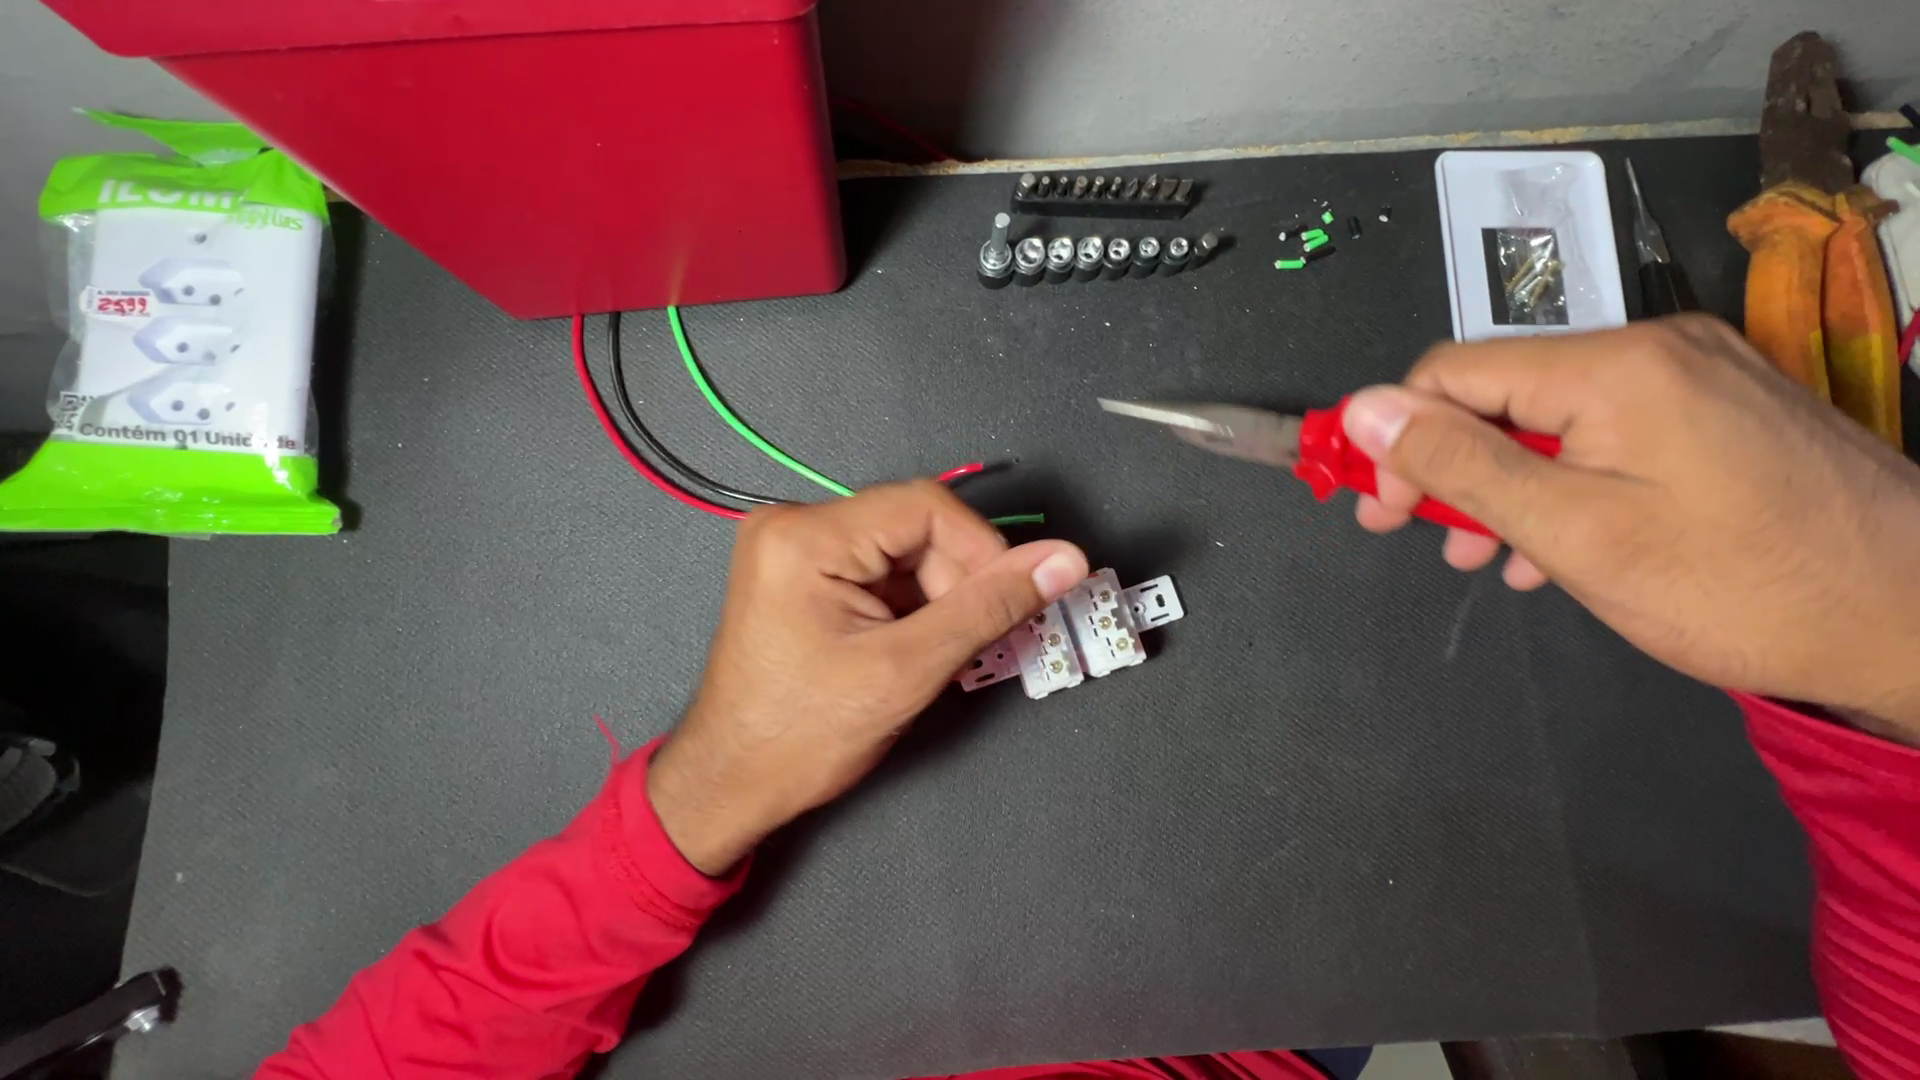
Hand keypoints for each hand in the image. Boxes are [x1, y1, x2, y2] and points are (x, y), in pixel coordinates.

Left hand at [648, 481, 1088, 873]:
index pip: (926, 506)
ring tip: (934, 654)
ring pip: (904, 551)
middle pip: (915, 527)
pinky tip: (913, 646)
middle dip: (957, 582)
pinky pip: (880, 570)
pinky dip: (912, 605)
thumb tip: (1066, 558)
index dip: (983, 549)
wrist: (731, 784)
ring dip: (938, 598)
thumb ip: (990, 607)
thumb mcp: (908, 670)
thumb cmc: (806, 736)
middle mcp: (794, 523)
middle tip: (969, 643)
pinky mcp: (802, 572)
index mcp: (806, 535)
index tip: (1012, 601)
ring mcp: (794, 547)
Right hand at [1340, 316, 1919, 738]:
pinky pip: (1598, 434)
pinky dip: (1554, 483)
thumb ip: (1458, 463)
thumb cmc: (1738, 585)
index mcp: (1613, 367)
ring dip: (1495, 482)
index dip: (1396, 437)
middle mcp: (1651, 350)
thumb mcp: (1571, 531)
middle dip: (1442, 464)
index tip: (1380, 507)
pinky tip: (1548, 546)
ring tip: (1483, 553)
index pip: (1451, 373)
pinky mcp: (1713, 412)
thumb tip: (1363, 412)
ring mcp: (1690, 377)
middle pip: (1496, 393)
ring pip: (1543, 418)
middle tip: (1415, 530)